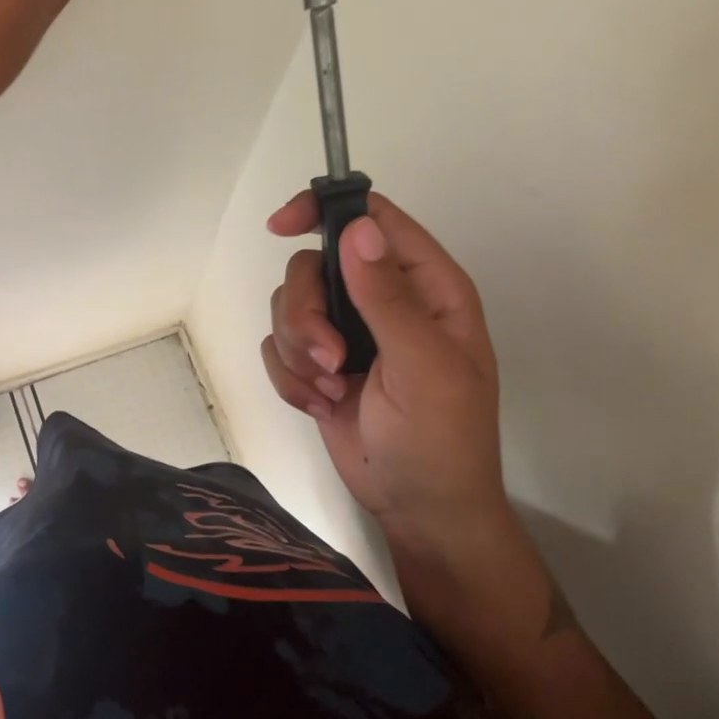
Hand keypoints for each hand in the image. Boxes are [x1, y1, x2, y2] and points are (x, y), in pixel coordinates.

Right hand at [262, 193, 505, 538]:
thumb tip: (357, 227)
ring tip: (330, 391)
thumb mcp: (423, 366)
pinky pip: (277, 347)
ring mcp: (347, 333)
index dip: (324, 211)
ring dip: (298, 354)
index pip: (371, 220)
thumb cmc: (442, 438)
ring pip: (288, 308)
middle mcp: (381, 300)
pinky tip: (322, 405)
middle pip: (311, 267)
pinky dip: (289, 378)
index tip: (279, 226)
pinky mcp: (317, 365)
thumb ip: (387, 297)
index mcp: (425, 287)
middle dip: (305, 315)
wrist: (418, 507)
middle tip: (329, 359)